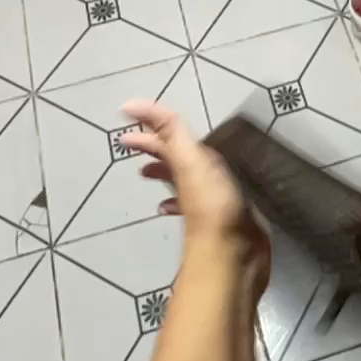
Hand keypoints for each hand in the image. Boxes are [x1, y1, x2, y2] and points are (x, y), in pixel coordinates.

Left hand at [120, 101, 267, 295]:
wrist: (233, 255)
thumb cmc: (212, 205)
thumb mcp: (190, 161)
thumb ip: (169, 132)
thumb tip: (130, 105)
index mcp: (184, 165)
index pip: (162, 141)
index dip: (147, 127)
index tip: (127, 113)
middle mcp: (191, 182)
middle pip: (169, 160)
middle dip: (154, 150)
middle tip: (135, 143)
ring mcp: (207, 201)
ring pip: (182, 181)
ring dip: (167, 173)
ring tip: (155, 172)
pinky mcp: (227, 217)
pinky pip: (204, 203)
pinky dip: (187, 201)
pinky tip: (182, 205)